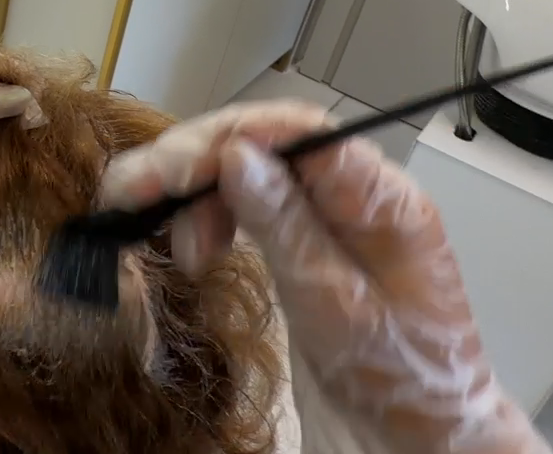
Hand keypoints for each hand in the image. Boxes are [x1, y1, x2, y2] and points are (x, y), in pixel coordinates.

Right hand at [98, 101, 548, 453]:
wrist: (417, 430)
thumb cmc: (393, 374)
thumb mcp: (333, 301)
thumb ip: (285, 223)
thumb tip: (235, 153)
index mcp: (377, 194)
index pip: (295, 129)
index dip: (227, 135)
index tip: (174, 168)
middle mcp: (344, 185)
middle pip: (252, 142)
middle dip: (188, 162)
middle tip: (135, 190)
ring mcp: (316, 202)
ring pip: (232, 165)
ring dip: (186, 192)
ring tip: (165, 237)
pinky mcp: (293, 223)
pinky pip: (234, 195)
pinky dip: (200, 213)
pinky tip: (189, 246)